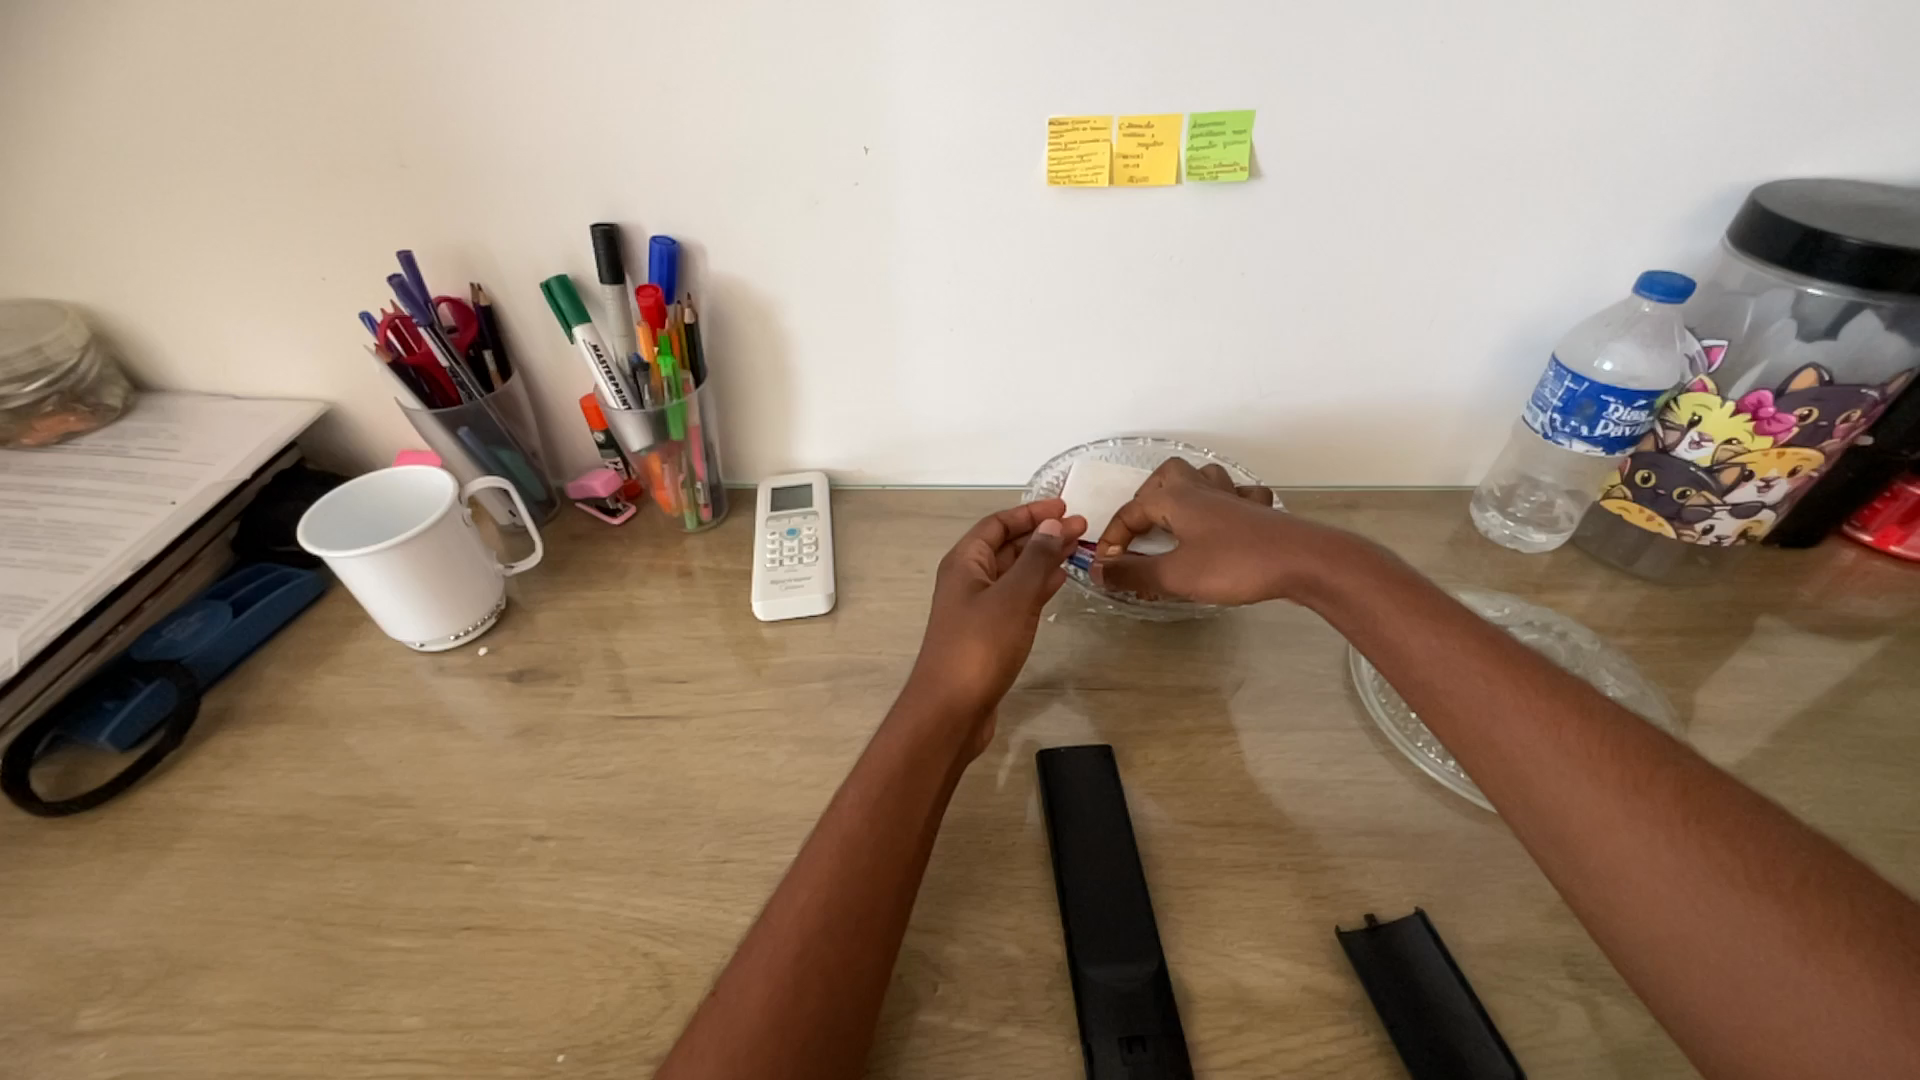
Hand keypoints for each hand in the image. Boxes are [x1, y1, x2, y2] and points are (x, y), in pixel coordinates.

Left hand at [901, 499, 1086, 756]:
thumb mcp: (1012, 596)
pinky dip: (1038, 586)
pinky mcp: (989, 634)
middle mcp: (968, 580)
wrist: (951, 710)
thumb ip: (1035, 559)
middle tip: (1082, 527)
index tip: (1064, 507)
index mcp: (965, 563)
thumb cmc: (979, 647)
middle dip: (1042, 534)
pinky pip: (1016, 598)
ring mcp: (978, 608)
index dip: (1030, 513)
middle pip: (1007, 546)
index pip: (998, 524)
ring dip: (1043, 559)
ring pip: (1014, 573)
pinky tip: (1060, 581)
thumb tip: (1052, 525)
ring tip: (1078, 548)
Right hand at [1090, 458, 1337, 605]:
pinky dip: (1225, 503)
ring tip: (1176, 520)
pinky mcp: (1260, 512)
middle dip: (1147, 499)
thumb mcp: (1174, 576)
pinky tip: (1224, 521)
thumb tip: (1099, 570)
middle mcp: (1202, 490)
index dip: (1112, 539)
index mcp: (1175, 499)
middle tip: (1140, 530)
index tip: (1106, 567)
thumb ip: (1132, 574)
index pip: (1130, 512)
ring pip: (1203, 478)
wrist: (1304, 561)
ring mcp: (1234, 497)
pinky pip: (1238, 495)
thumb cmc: (1235, 565)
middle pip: (1167, 476)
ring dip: (1185, 493)